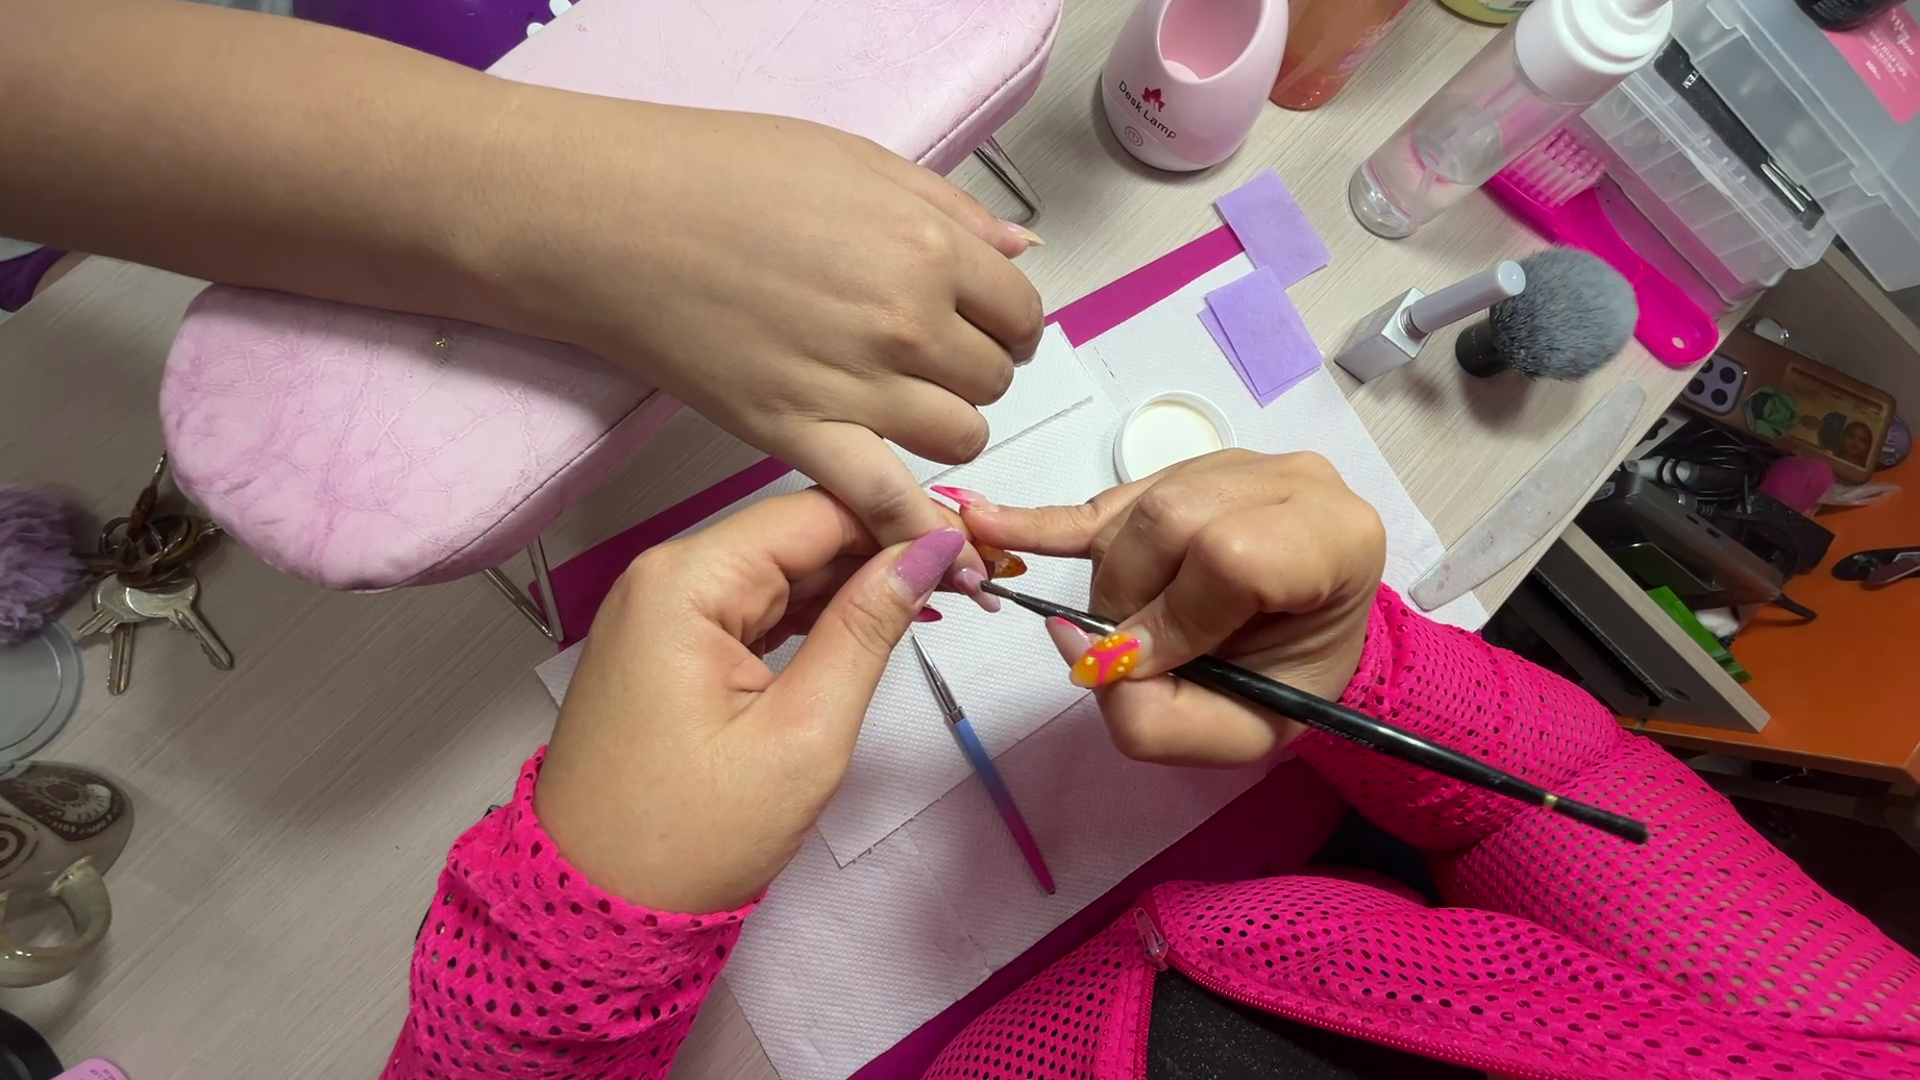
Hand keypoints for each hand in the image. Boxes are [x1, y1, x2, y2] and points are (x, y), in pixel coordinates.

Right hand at [504, 100, 1043, 585]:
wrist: (612, 219)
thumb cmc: (723, 175)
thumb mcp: (859, 160)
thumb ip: (954, 211)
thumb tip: (1022, 251)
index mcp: (928, 249)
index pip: (1020, 314)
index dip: (1009, 323)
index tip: (989, 325)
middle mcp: (906, 325)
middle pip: (993, 381)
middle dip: (975, 370)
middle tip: (936, 357)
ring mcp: (857, 389)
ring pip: (960, 439)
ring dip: (949, 427)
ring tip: (911, 406)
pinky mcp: (801, 438)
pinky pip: (885, 501)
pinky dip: (917, 528)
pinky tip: (940, 547)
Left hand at [532, 491, 963, 913]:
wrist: (596, 912)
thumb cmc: (697, 834)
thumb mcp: (803, 731)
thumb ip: (868, 627)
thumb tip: (929, 549)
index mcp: (687, 580)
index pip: (814, 514)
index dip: (899, 521)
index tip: (969, 549)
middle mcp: (670, 573)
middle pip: (800, 534)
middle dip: (885, 551)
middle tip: (968, 577)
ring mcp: (671, 605)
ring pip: (788, 567)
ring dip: (860, 581)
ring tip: (936, 596)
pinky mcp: (681, 637)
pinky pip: (764, 602)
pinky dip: (821, 610)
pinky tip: (876, 618)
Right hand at [954, 450, 1385, 765]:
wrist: (1303, 636)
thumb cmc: (1285, 682)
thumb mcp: (1245, 735)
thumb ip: (1157, 719)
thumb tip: (1076, 641)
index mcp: (1334, 541)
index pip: (1230, 558)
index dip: (1177, 618)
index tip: (1152, 660)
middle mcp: (1287, 481)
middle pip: (1165, 526)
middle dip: (1129, 603)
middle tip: (1136, 648)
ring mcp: (1227, 464)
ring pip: (1128, 515)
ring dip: (1109, 582)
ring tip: (1132, 619)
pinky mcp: (1172, 472)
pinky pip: (1097, 501)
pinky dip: (1038, 522)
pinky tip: (984, 520)